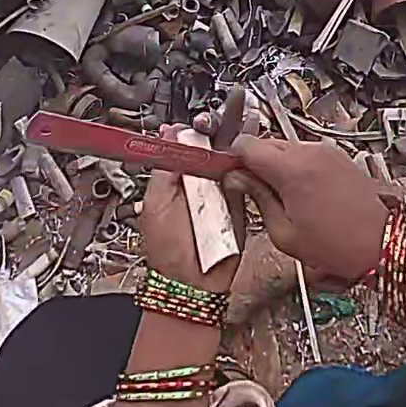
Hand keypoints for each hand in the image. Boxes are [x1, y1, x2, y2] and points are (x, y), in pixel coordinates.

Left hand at [139, 127, 243, 293]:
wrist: (194, 284)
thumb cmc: (168, 251)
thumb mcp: (155, 203)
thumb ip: (165, 169)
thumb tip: (170, 135)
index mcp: (175, 178)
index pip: (187, 145)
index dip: (197, 131)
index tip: (204, 122)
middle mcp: (199, 182)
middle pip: (212, 148)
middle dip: (219, 135)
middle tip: (225, 122)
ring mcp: (221, 192)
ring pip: (231, 161)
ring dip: (236, 148)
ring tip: (241, 131)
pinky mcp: (240, 203)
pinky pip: (246, 180)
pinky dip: (249, 168)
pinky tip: (249, 156)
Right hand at [228, 136, 389, 281]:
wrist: (381, 242)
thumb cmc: (340, 245)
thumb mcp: (284, 232)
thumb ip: (257, 198)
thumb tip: (237, 180)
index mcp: (292, 168)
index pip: (246, 145)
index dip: (232, 159)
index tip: (228, 173)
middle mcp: (309, 151)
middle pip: (265, 143)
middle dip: (253, 163)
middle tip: (251, 191)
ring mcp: (325, 151)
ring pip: (284, 147)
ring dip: (275, 165)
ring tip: (281, 198)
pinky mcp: (336, 155)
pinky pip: (303, 153)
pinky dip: (294, 167)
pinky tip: (299, 194)